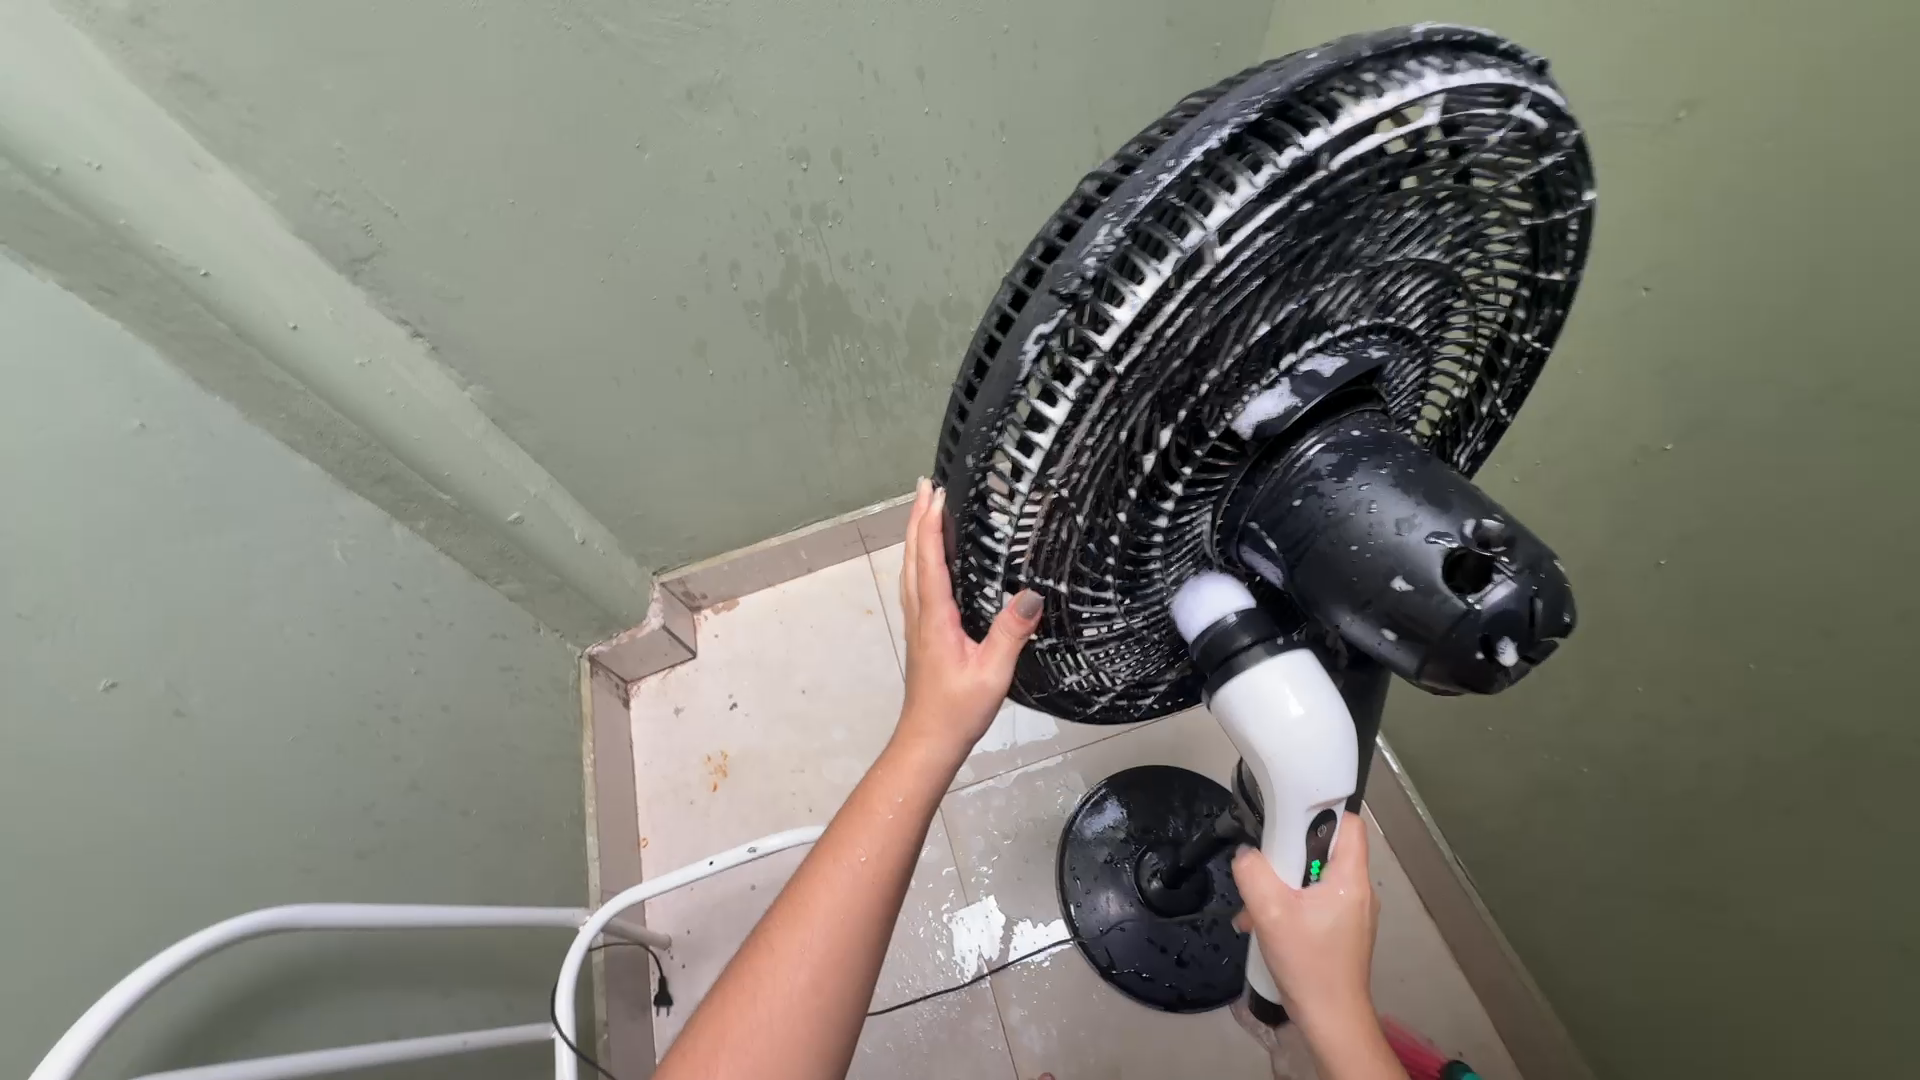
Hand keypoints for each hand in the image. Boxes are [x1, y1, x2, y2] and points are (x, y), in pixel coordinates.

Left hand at [896, 478, 1042, 759]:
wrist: (928, 740)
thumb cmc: (959, 708)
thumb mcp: (993, 672)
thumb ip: (1011, 632)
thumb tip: (1032, 591)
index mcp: (935, 616)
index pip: (930, 559)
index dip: (931, 523)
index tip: (935, 492)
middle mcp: (920, 612)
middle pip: (912, 556)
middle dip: (917, 518)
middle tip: (925, 485)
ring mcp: (916, 622)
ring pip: (909, 568)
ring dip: (915, 535)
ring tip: (924, 510)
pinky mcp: (920, 632)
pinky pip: (914, 582)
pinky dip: (918, 558)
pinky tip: (927, 559)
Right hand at [1231, 813, 1380, 1034]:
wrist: (1330, 1021)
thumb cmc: (1307, 963)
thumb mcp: (1269, 910)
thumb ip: (1253, 870)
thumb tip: (1247, 854)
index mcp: (1351, 878)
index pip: (1348, 822)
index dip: (1319, 809)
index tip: (1285, 815)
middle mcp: (1358, 891)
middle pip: (1324, 848)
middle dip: (1287, 852)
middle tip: (1263, 864)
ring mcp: (1351, 912)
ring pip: (1313, 876)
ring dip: (1282, 883)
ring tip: (1257, 903)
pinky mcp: (1341, 930)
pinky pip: (1313, 899)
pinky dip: (1289, 903)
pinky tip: (1264, 923)